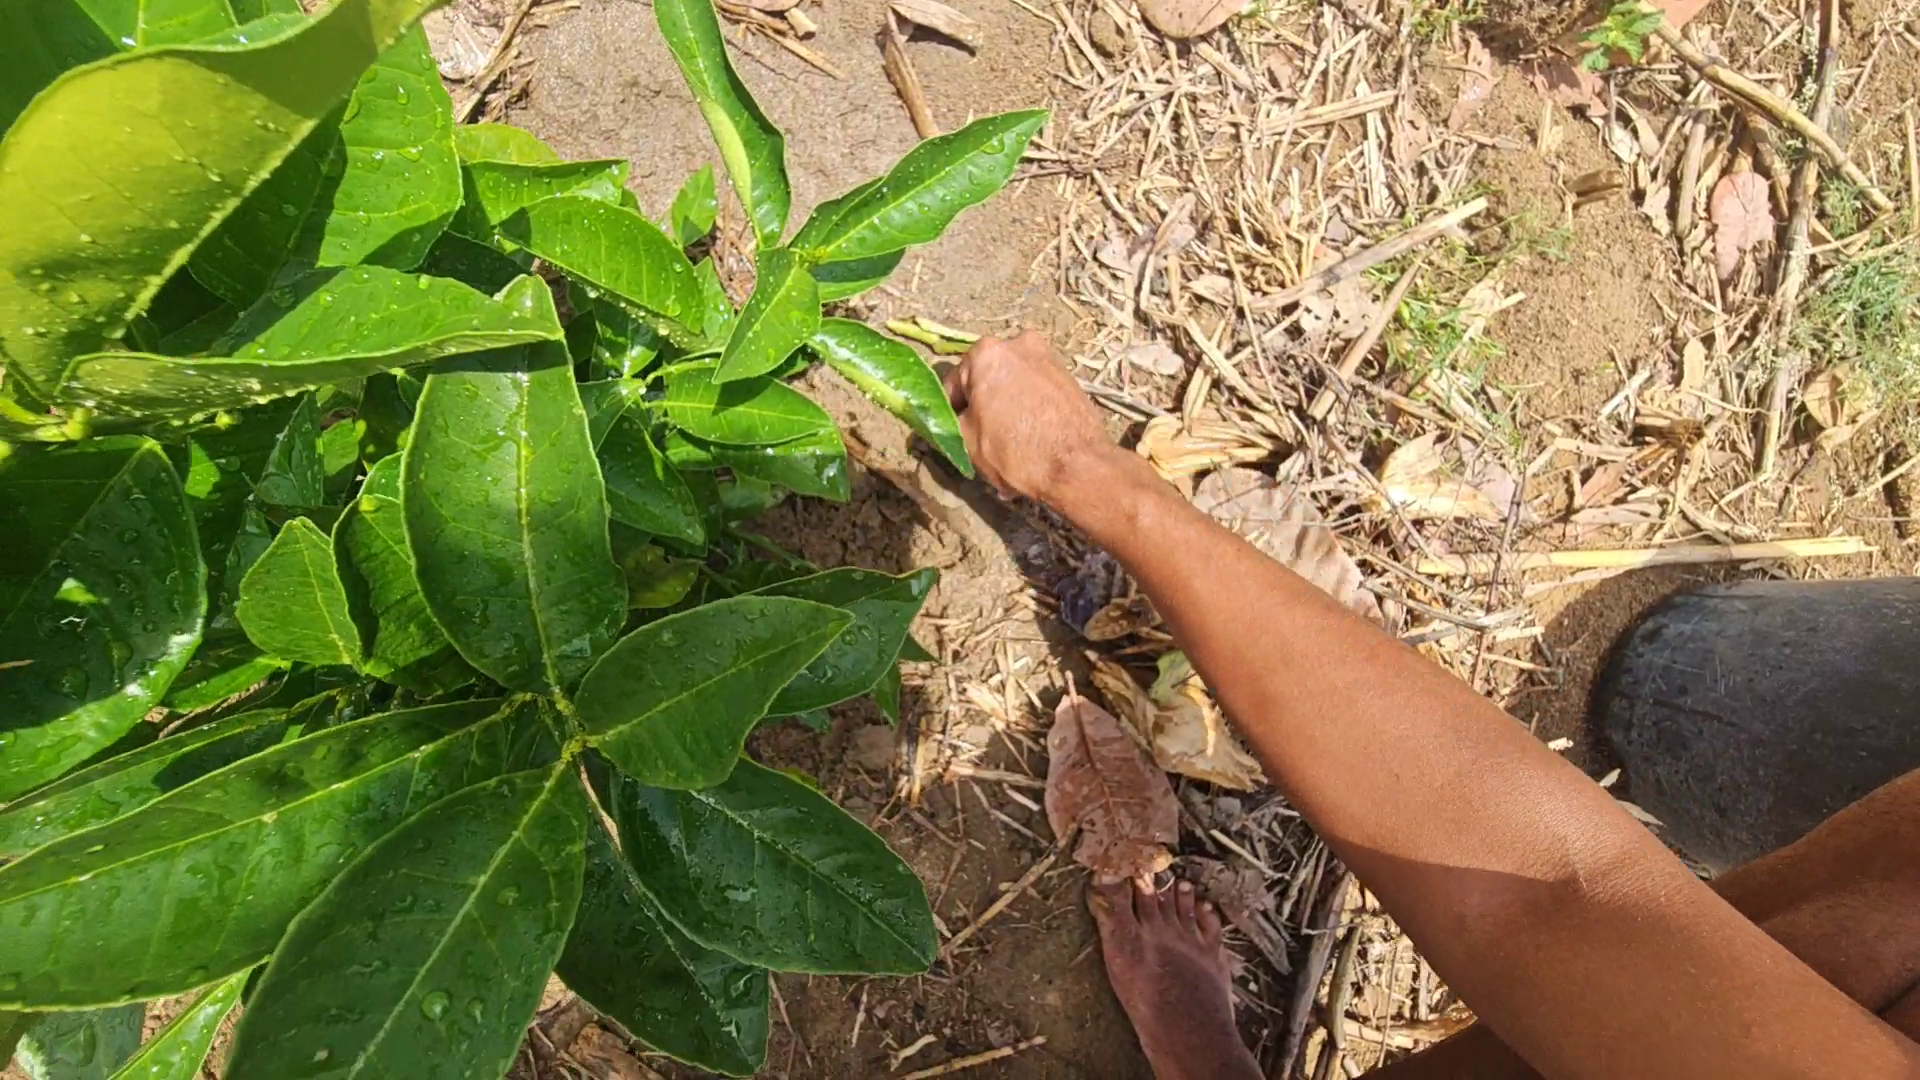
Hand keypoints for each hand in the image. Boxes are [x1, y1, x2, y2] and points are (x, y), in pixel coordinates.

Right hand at [943, 331, 1116, 502]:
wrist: (1078, 466)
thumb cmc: (1016, 451)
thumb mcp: (967, 440)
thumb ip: (951, 422)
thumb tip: (952, 419)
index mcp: (986, 352)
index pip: (955, 384)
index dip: (951, 412)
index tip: (955, 432)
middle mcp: (1018, 344)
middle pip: (988, 381)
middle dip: (984, 408)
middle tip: (983, 441)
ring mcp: (1048, 358)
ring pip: (1014, 387)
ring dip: (1008, 410)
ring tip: (1009, 446)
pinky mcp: (1069, 377)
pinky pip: (1037, 393)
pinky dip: (1030, 412)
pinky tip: (1031, 441)